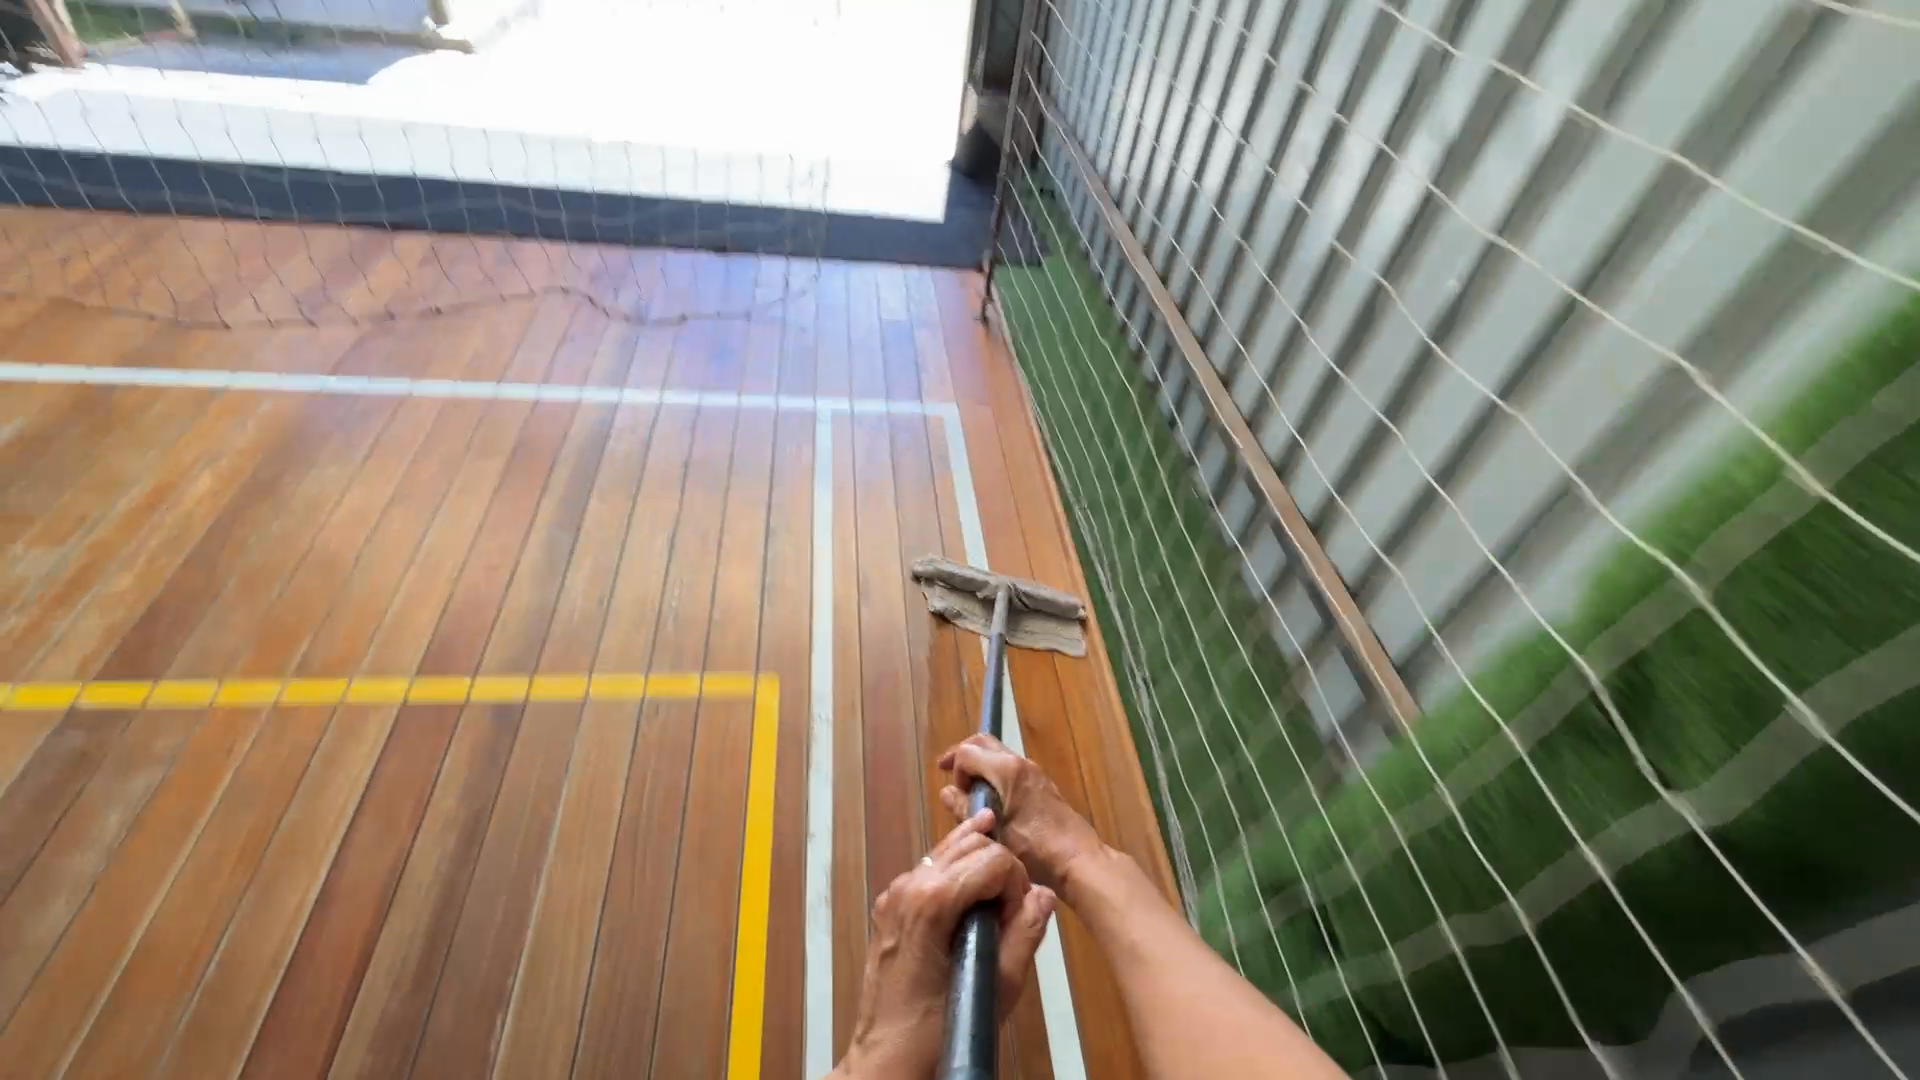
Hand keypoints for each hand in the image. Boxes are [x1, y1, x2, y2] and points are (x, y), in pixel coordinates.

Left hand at [833, 809, 1056, 1078]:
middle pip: (972, 845)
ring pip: (950, 849)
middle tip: (1013, 912)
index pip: (994, 858)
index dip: (1016, 883)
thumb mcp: (995, 989)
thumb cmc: (940, 1032)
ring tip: (1004, 893)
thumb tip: (1043, 894)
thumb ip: (1023, 936)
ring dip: (981, 862)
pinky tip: (978, 865)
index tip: (1019, 919)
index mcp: (932, 900)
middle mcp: (909, 884)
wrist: (887, 1060)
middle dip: (1001, 869)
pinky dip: (958, 863)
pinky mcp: (892, 903)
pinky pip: (932, 867)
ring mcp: (896, 891)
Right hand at [938, 734, 1105, 895]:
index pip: (968, 752)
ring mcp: (1033, 771)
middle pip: (983, 742)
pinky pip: (1010, 767)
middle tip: (947, 769)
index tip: (956, 794)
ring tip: (967, 790)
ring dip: (979, 764)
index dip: (956, 769)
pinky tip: (990, 799)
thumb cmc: (1034, 848)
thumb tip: (947, 792)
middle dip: (962, 754)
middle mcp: (1020, 762)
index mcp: (1007, 769)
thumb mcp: (993, 833)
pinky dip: (994, 774)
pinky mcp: (1041, 783)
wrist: (1077, 858)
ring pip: (998, 753)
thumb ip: (966, 809)